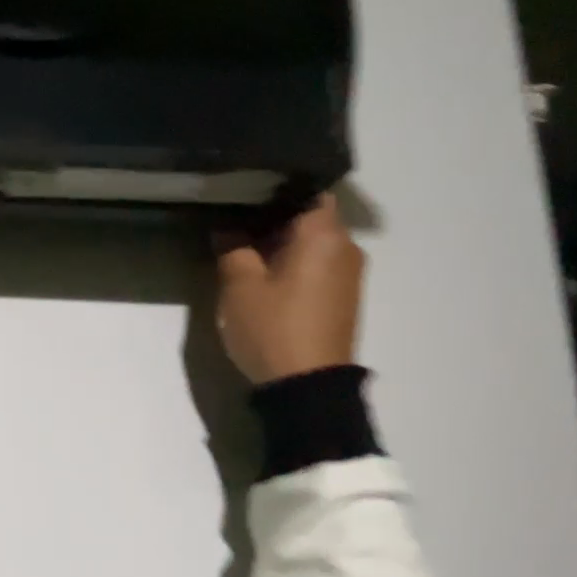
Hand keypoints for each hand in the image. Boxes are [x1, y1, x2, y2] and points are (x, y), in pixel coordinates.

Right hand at [215, 194, 366, 385]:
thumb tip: (228, 228)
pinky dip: (294, 268)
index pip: (305, 191)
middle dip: (273, 223)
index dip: (273, 194)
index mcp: (324, 234)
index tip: (242, 204)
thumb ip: (233, 250)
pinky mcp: (343, 299)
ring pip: (313, 245)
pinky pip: (318, 268)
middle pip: (310, 219)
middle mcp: (345, 246)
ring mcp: (349, 274)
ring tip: (247, 262)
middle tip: (235, 234)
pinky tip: (268, 285)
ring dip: (283, 249)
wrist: (307, 385)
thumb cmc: (273, 328)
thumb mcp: (240, 288)